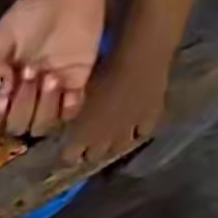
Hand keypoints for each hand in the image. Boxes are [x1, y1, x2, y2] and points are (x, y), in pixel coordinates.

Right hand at [0, 0, 104, 140]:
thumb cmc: (29, 15)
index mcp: (1, 93)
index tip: (0, 97)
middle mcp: (23, 101)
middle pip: (17, 128)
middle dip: (22, 104)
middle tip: (31, 70)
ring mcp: (50, 96)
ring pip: (42, 126)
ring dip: (45, 104)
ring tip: (51, 74)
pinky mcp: (76, 86)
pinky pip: (71, 114)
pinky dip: (68, 105)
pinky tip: (67, 83)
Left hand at [57, 50, 170, 166]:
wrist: (138, 59)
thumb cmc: (101, 72)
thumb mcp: (78, 97)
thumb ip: (74, 115)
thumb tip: (70, 123)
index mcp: (82, 136)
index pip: (69, 158)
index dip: (68, 155)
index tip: (68, 150)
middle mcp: (103, 140)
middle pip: (93, 157)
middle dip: (90, 152)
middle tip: (90, 142)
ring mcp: (127, 132)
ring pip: (118, 148)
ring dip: (114, 144)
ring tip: (114, 135)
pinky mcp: (150, 120)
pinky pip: (143, 133)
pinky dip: (139, 130)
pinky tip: (138, 124)